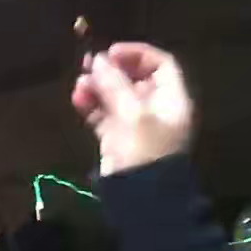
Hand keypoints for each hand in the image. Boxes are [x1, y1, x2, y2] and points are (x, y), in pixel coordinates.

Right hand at [71, 42, 194, 175]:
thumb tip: (98, 59)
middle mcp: (155, 109)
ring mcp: (135, 124)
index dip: (137, 54)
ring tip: (81, 84)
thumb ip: (114, 85)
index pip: (160, 64)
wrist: (140, 198)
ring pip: (115, 96)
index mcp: (171, 100)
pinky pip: (103, 114)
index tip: (112, 52)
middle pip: (134, 78)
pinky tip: (78, 98)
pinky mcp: (116, 138)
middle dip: (112, 70)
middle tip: (90, 65)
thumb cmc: (145, 152)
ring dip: (98, 86)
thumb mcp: (133, 114)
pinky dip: (91, 104)